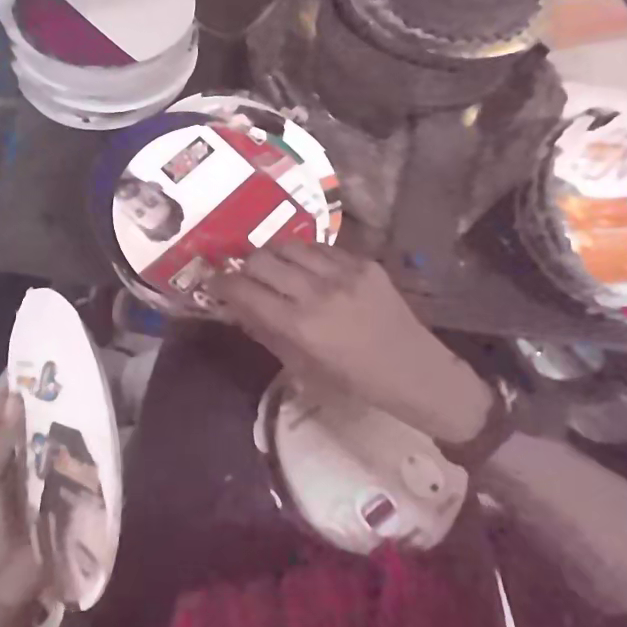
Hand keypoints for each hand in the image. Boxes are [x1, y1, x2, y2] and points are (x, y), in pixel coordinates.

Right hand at [208, 243, 492, 445]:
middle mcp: (318, 292)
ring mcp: (344, 273)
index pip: (245, 291)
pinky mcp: (365, 264)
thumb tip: (237, 308)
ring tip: (272, 266)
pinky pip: (321, 248)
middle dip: (243, 265)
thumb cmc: (354, 380)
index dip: (221, 283)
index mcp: (300, 325)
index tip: (211, 282)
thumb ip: (266, 332)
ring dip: (272, 255)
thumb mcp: (302, 365)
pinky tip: (305, 267)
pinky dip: (304, 255)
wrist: (415, 371)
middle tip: (241, 274)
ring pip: (289, 246)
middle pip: (262, 259)